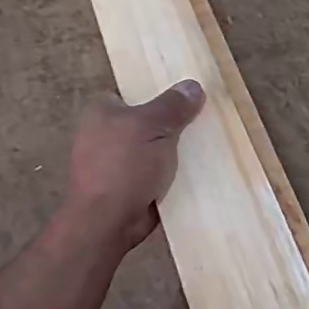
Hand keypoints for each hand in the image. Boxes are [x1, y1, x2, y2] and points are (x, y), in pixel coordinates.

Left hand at [58, 80, 205, 261]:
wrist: (108, 222)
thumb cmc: (124, 166)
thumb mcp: (151, 126)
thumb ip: (172, 105)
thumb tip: (192, 86)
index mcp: (101, 112)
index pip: (134, 92)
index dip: (160, 92)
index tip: (188, 96)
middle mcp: (105, 133)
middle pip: (148, 119)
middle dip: (173, 121)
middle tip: (203, 118)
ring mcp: (116, 161)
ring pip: (155, 145)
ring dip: (175, 148)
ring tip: (207, 142)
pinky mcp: (129, 184)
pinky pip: (157, 169)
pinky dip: (173, 169)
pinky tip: (196, 168)